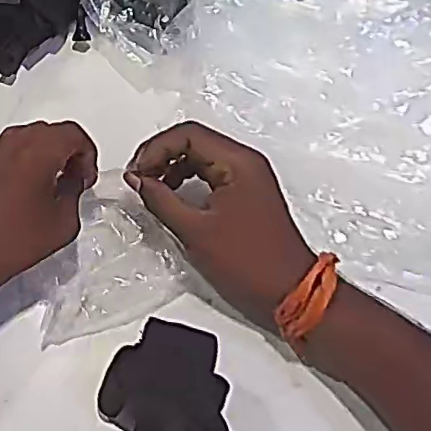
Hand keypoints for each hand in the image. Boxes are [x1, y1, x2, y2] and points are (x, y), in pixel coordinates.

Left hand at [0, 122, 97, 296]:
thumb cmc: (18, 239)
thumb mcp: (64, 219)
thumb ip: (75, 188)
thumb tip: (75, 177)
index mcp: (38, 151)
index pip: (73, 133)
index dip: (87, 153)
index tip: (87, 177)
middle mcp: (16, 142)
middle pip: (54, 131)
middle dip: (71, 151)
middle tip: (77, 178)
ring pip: (35, 135)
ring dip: (52, 152)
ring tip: (58, 183)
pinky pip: (18, 145)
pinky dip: (33, 155)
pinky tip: (37, 183)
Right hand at [125, 121, 316, 328]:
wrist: (293, 295)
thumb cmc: (251, 264)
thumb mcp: (194, 230)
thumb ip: (159, 198)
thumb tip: (137, 179)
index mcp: (238, 164)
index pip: (187, 135)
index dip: (155, 149)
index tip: (137, 171)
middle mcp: (245, 164)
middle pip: (192, 141)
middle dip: (160, 155)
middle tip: (138, 177)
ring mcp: (246, 177)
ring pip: (197, 156)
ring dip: (169, 167)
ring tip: (150, 188)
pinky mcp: (244, 193)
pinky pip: (207, 172)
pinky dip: (183, 179)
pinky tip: (169, 196)